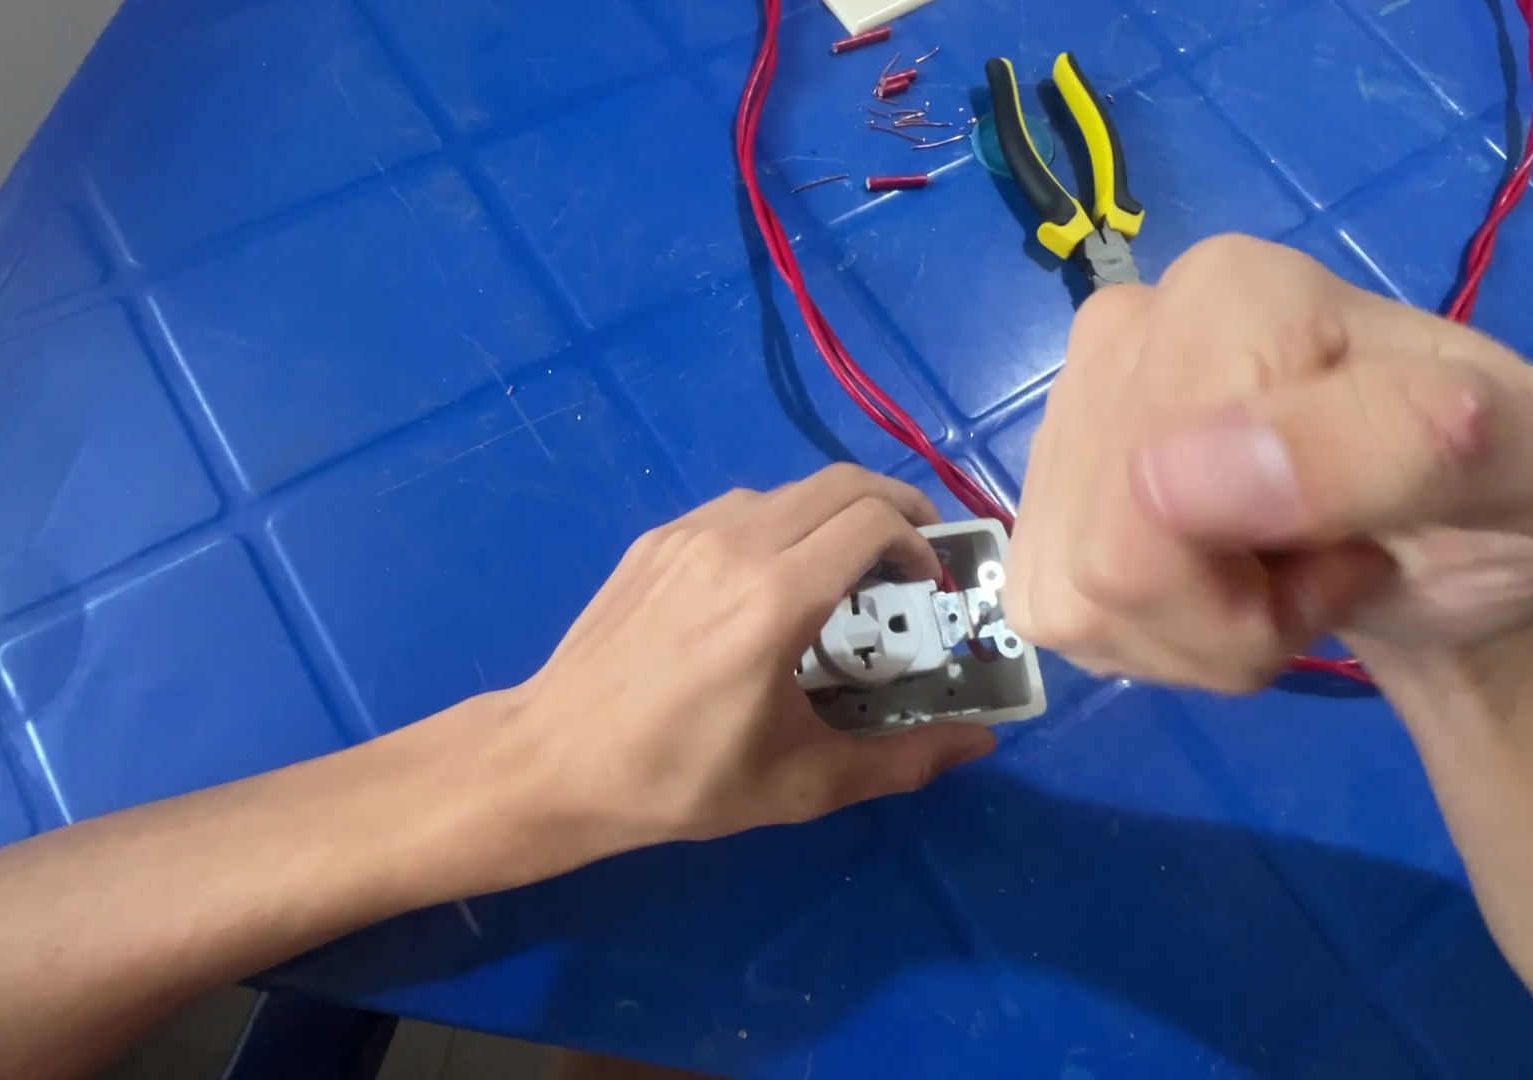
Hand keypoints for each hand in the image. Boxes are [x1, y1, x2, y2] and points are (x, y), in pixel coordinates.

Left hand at [416, 465, 997, 897]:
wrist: (553, 761)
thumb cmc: (680, 778)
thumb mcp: (802, 783)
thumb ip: (903, 760)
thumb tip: (979, 744)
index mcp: (777, 597)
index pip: (875, 519)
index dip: (921, 541)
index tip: (929, 586)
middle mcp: (736, 543)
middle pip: (843, 482)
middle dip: (896, 507)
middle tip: (912, 558)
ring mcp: (689, 532)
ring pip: (792, 491)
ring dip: (837, 516)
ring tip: (844, 571)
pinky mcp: (657, 538)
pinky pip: (741, 508)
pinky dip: (783, 525)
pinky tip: (771, 579)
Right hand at [1005, 235, 1532, 690]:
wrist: (1434, 544)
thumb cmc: (1516, 507)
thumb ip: (1416, 446)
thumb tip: (1172, 480)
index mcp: (1226, 292)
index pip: (1158, 494)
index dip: (1264, 579)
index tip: (1358, 549)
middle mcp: (1114, 338)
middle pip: (1106, 554)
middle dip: (1219, 620)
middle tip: (1312, 576)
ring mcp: (1060, 423)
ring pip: (1072, 595)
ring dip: (1185, 634)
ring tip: (1265, 582)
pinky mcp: (1034, 504)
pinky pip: (1052, 610)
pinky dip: (1141, 637)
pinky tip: (1200, 590)